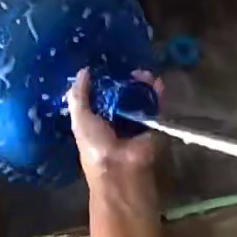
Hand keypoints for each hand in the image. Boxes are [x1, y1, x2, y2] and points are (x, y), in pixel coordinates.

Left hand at [67, 68, 161, 189]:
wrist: (122, 169)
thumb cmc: (95, 145)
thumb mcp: (80, 119)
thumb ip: (79, 95)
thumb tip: (84, 71)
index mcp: (96, 120)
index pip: (101, 96)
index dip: (104, 82)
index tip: (108, 67)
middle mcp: (116, 120)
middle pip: (122, 95)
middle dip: (125, 81)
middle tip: (128, 69)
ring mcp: (135, 122)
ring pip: (140, 97)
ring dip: (142, 84)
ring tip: (142, 73)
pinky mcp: (152, 124)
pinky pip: (155, 104)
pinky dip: (157, 92)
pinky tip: (155, 80)